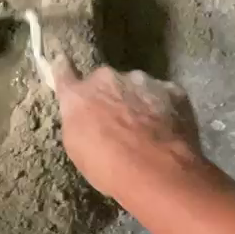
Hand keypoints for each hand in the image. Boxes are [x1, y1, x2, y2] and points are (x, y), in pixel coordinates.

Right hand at [51, 57, 218, 206]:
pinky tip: (167, 130)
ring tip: (146, 129)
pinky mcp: (172, 89)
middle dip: (109, 95)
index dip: (63, 68)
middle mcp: (107, 78)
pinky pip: (163, 95)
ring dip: (136, 100)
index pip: (63, 72)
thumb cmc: (107, 166)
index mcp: (78, 95)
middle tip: (118, 121)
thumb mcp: (76, 147)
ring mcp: (142, 81)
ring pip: (136, 86)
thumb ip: (76, 119)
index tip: (62, 61)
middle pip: (105, 81)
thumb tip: (83, 110)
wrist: (156, 172)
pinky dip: (163, 107)